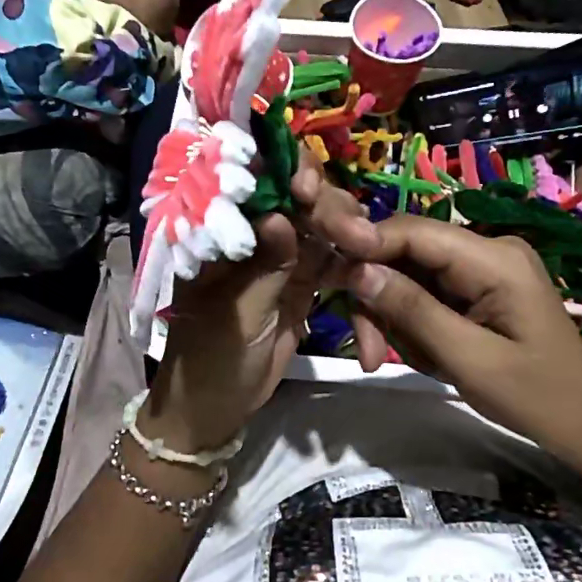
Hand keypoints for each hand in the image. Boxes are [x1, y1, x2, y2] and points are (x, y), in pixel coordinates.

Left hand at [143, 160, 379, 451]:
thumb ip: (264, 266)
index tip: (310, 189)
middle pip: (298, 198)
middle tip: (356, 235)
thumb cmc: (211, 358)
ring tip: (367, 246)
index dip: (283, 173)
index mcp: (221, 231)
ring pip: (323, 224)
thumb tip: (280, 214)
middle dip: (329, 206)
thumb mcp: (236, 313)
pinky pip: (335, 259)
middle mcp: (254, 233)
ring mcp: (282, 256)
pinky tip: (370, 265)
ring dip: (348, 229)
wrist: (218, 408)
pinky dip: (354, 261)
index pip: (253, 182)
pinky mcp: (305, 281)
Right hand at [349, 216, 581, 454]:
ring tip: (407, 365)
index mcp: (496, 258)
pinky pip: (428, 294)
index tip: (328, 276)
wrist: (581, 422)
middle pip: (407, 255)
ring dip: (396, 320)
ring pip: (411, 277)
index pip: (414, 231)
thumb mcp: (468, 359)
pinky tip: (430, 358)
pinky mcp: (478, 288)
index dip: (366, 245)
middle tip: (371, 357)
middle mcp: (488, 249)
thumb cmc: (534, 396)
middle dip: (381, 301)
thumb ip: (412, 310)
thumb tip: (357, 270)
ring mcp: (484, 268)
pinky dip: (416, 326)